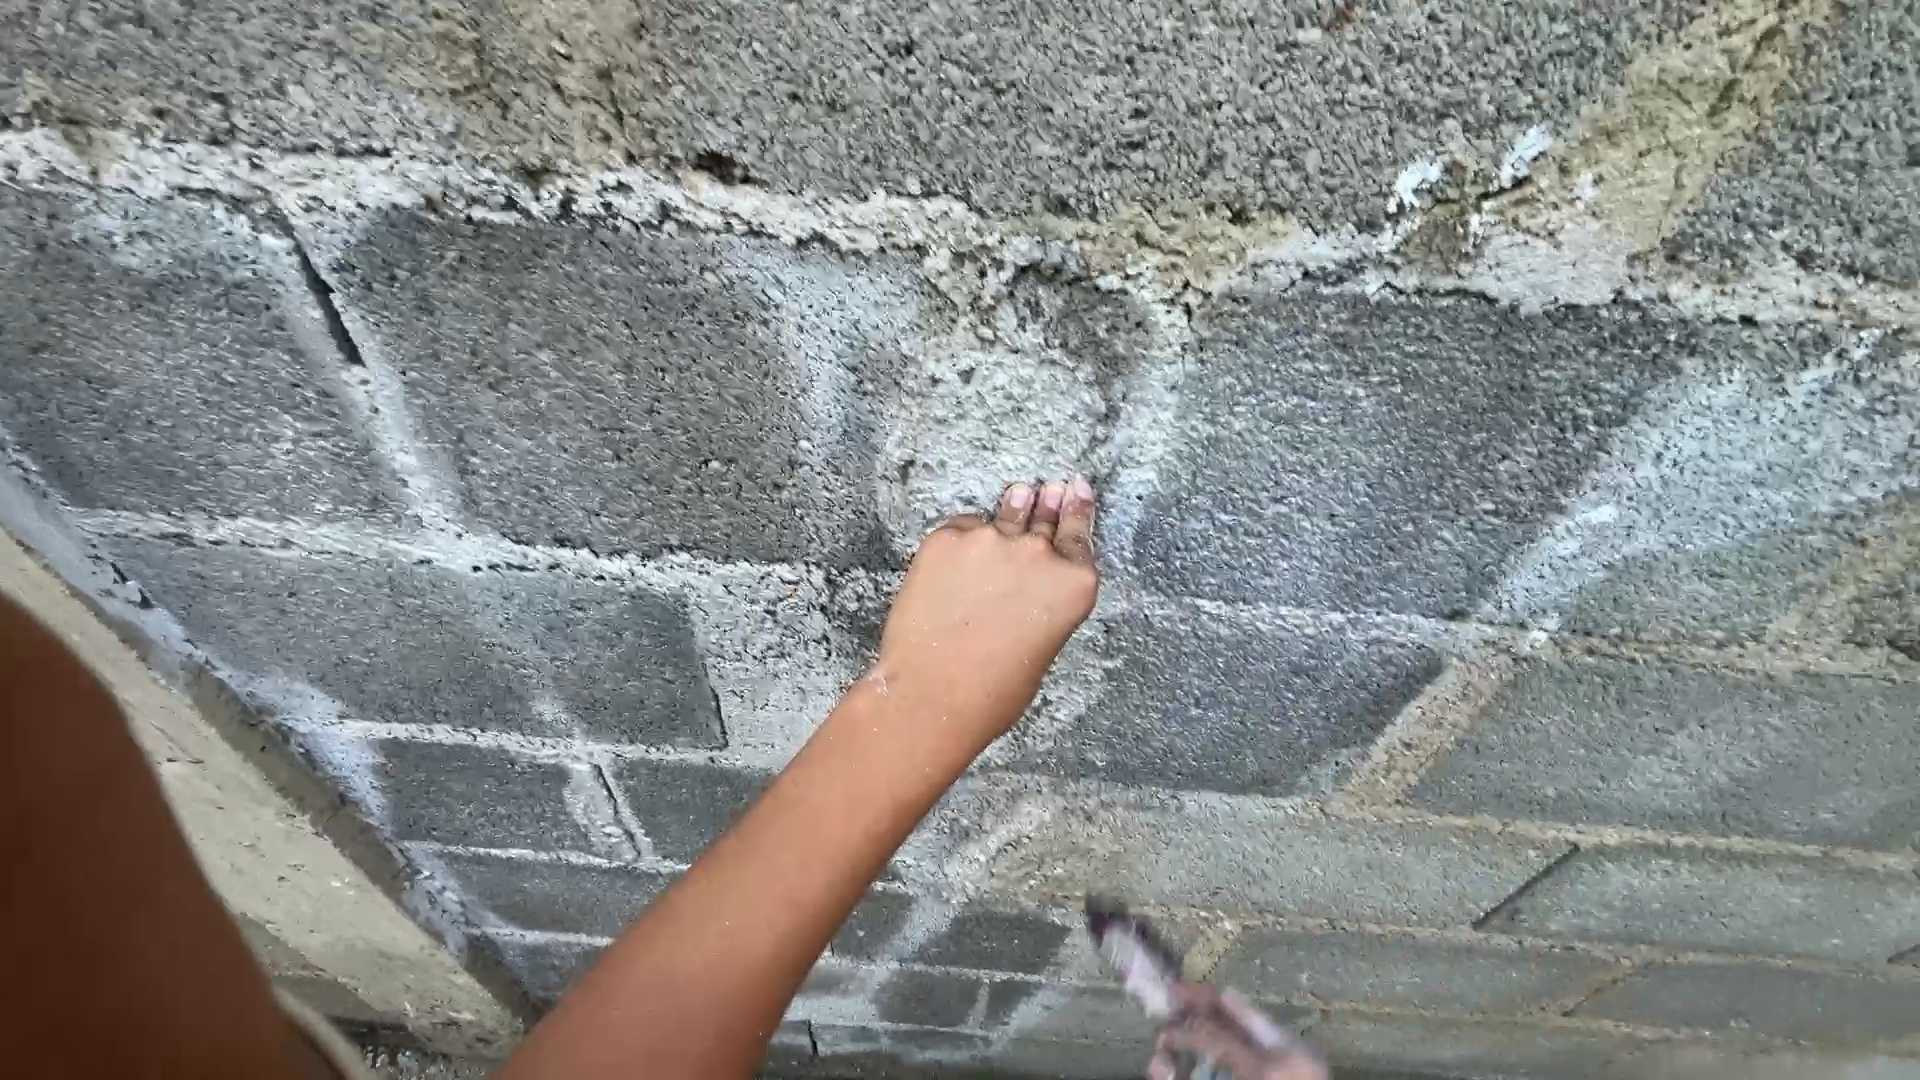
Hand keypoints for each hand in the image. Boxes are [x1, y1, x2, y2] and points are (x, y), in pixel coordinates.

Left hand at [868, 478, 1099, 750]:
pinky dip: (962, 540)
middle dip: (1048, 504)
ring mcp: (991, 540)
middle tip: (1052, 487)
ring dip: (1012, 507)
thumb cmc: (991, 690)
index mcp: (1073, 585)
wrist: (933, 693)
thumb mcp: (1042, 645)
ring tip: (1017, 494)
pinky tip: (956, 561)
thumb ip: (1043, 603)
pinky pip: (961, 528)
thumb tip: (1025, 588)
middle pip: (1044, 519)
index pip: (1078, 535)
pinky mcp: (948, 538)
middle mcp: (1039, 554)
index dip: (1078, 509)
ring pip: (1003, 515)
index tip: (1078, 489)